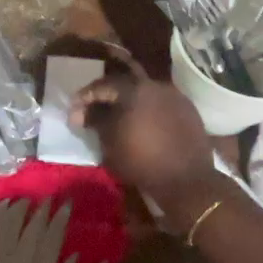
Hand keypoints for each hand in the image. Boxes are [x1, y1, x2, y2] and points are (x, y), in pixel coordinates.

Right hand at [71, 62, 215, 205]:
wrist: (186, 180)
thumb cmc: (141, 161)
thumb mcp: (109, 142)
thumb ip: (95, 120)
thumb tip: (81, 112)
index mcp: (134, 89)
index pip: (102, 85)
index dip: (85, 98)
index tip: (74, 112)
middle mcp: (156, 85)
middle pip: (125, 81)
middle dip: (107, 92)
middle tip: (94, 105)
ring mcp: (175, 96)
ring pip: (144, 91)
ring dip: (128, 100)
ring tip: (118, 115)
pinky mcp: (188, 110)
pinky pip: (160, 102)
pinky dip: (146, 108)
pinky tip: (142, 122)